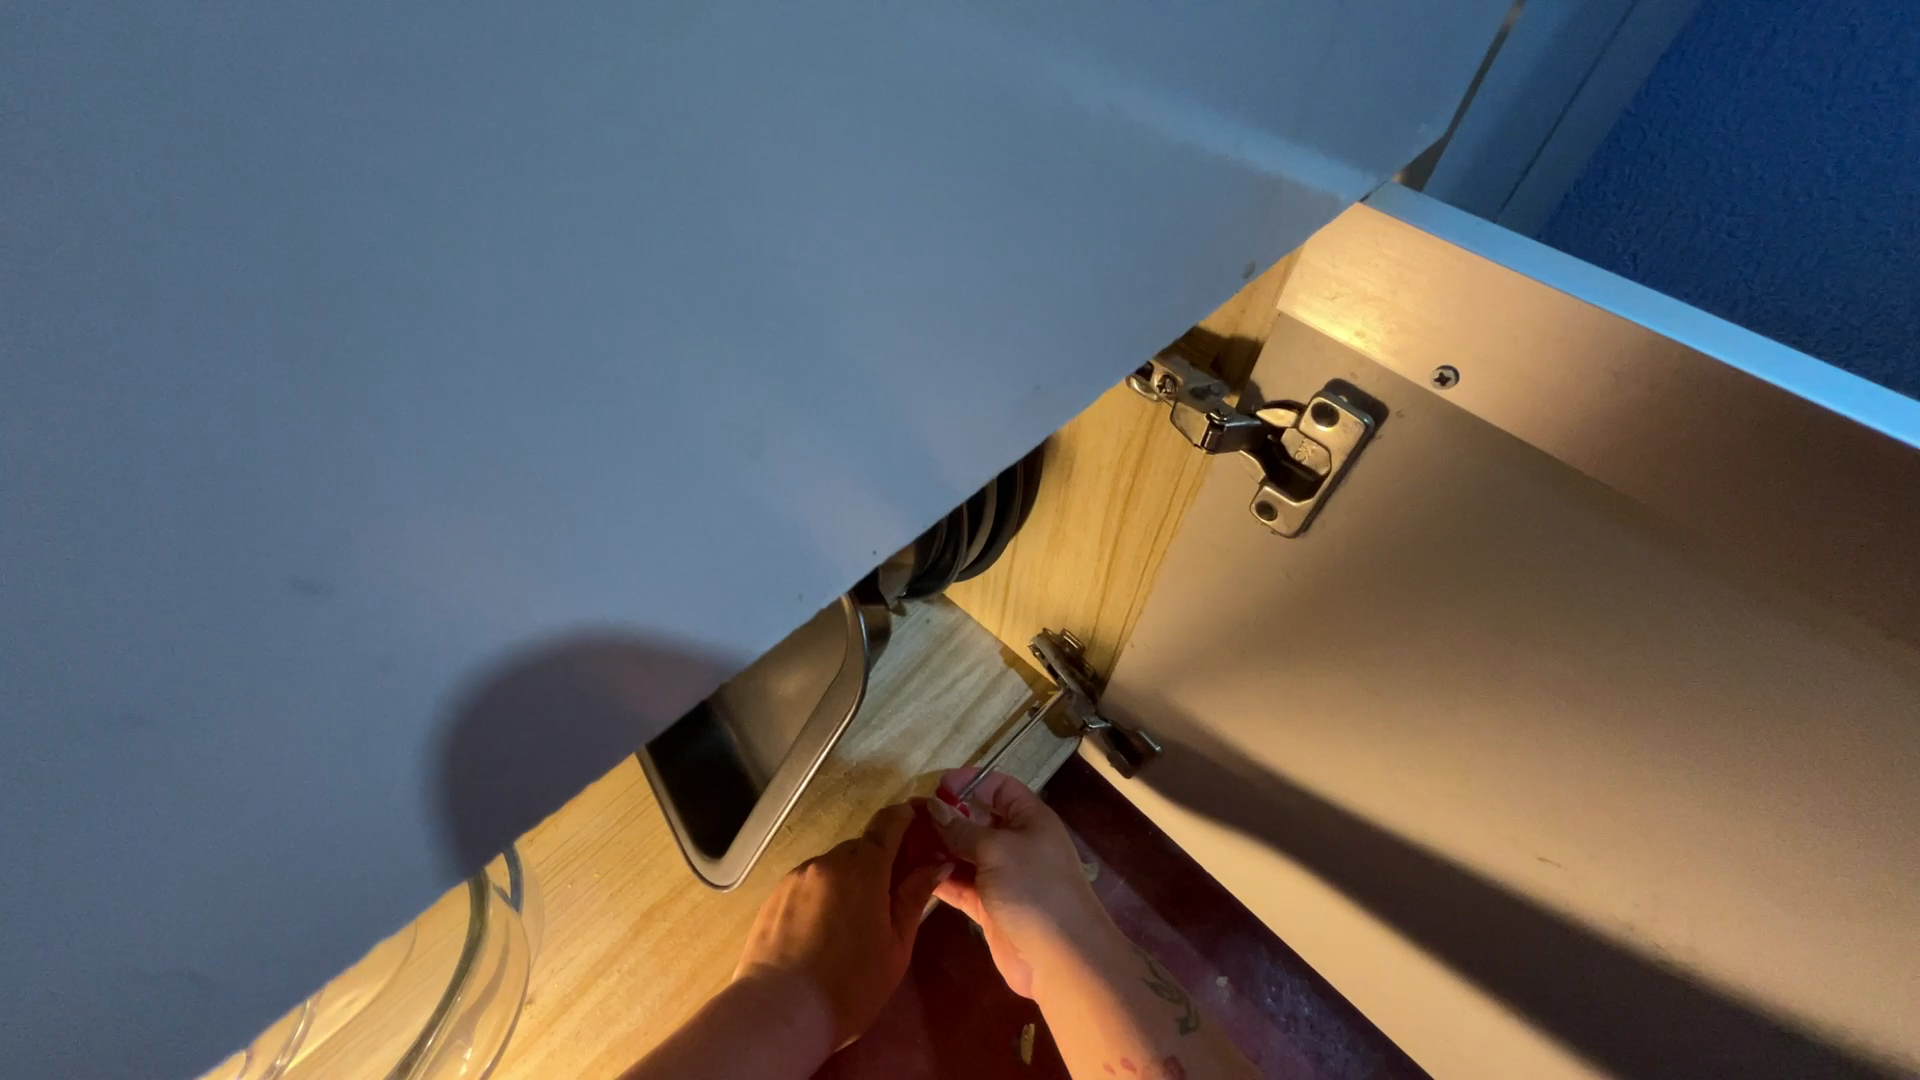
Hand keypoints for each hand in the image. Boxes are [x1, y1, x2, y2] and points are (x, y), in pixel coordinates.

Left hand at [732, 803, 951, 1049]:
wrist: (777, 1015)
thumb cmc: (849, 986)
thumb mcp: (895, 945)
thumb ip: (914, 896)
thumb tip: (936, 862)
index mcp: (863, 867)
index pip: (889, 822)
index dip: (907, 817)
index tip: (922, 822)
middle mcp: (828, 861)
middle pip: (861, 848)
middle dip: (879, 863)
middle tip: (891, 896)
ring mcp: (797, 877)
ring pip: (834, 867)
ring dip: (849, 882)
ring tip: (852, 925)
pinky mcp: (775, 895)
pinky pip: (809, 884)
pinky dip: (823, 897)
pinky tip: (822, 933)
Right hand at [924, 769, 1114, 998]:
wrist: (1060, 958)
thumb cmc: (1034, 887)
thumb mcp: (996, 849)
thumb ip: (962, 829)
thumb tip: (933, 807)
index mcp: (1029, 818)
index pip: (999, 787)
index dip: (970, 782)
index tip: (937, 786)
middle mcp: (1016, 842)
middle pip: (978, 820)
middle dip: (948, 816)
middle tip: (912, 814)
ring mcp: (1002, 876)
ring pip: (966, 853)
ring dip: (940, 847)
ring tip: (905, 840)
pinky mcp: (989, 906)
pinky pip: (960, 884)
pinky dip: (941, 877)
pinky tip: (914, 870)